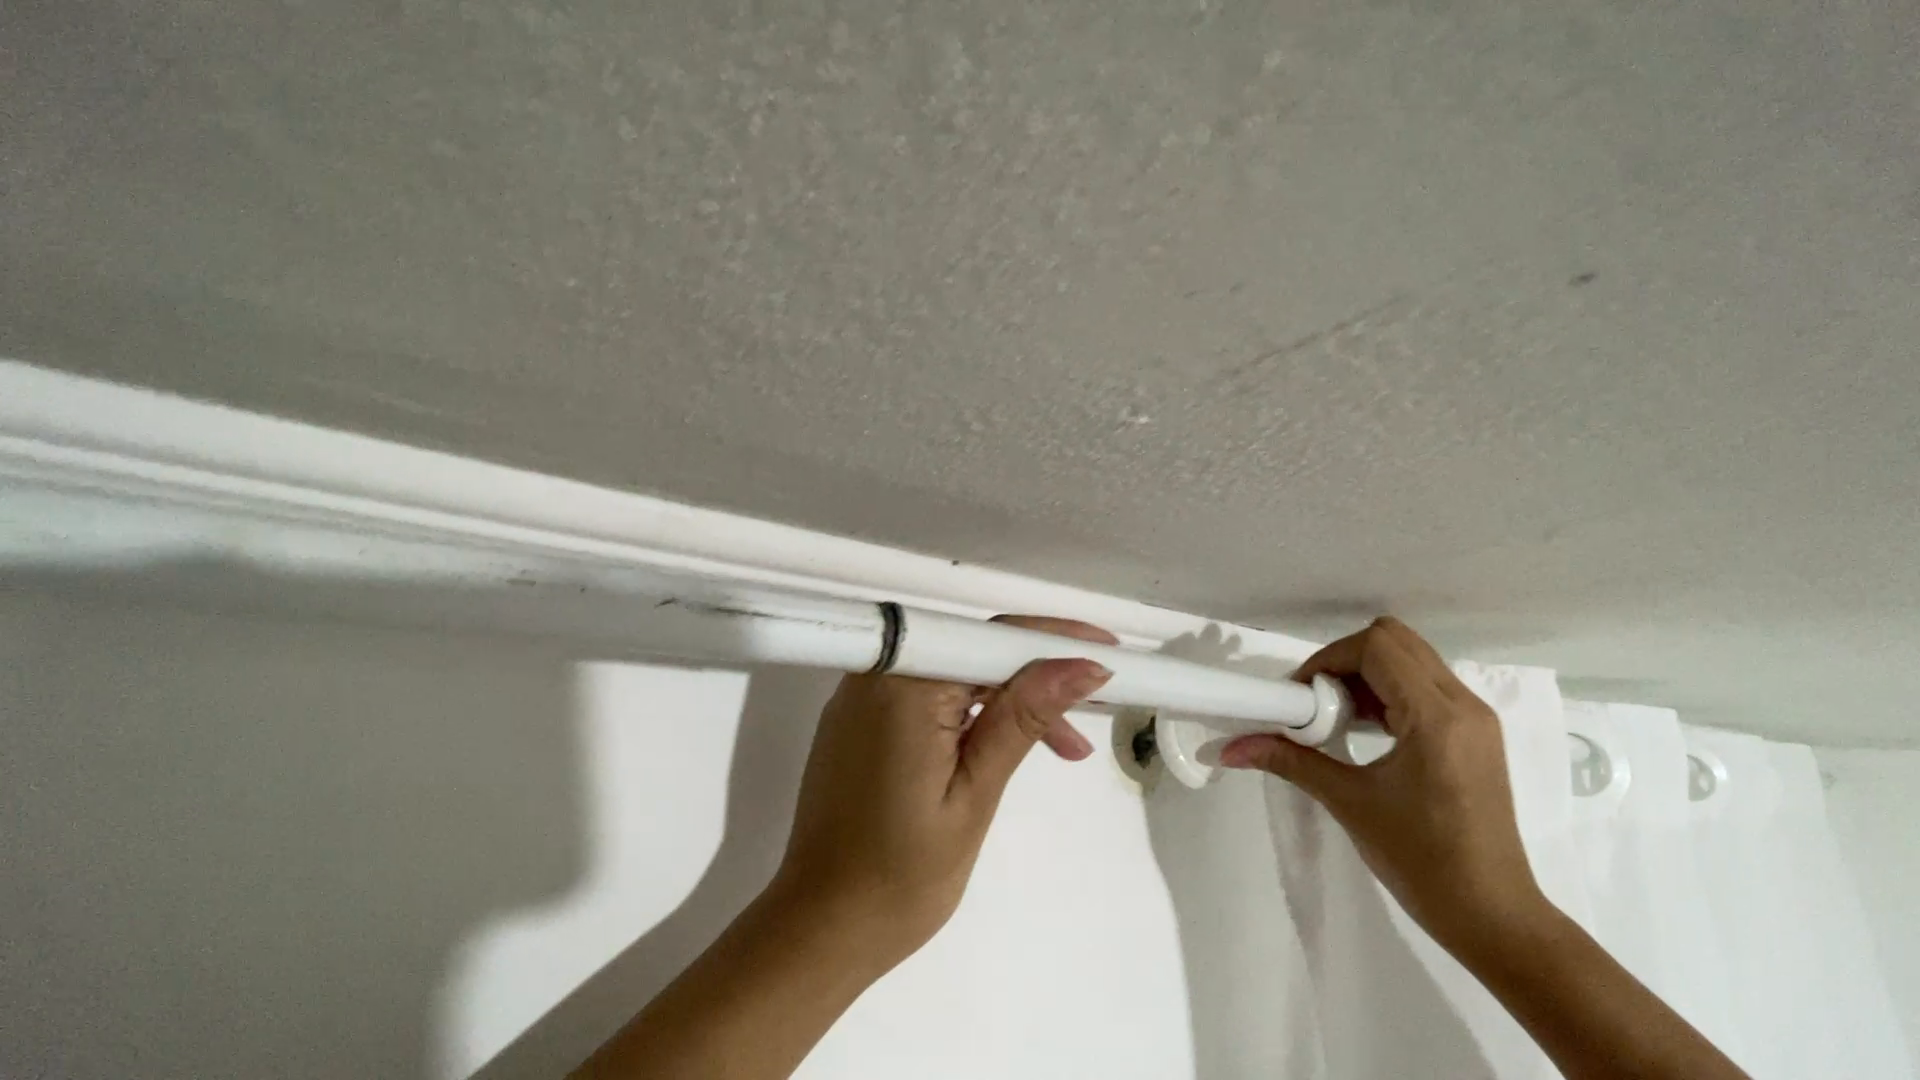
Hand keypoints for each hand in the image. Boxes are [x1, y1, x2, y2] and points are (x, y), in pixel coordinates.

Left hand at [768, 615, 1115, 969]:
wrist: (824, 928)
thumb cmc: (903, 875)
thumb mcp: (975, 794)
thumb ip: (1023, 720)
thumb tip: (1081, 665)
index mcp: (903, 686)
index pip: (990, 637)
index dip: (1053, 638)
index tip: (1107, 652)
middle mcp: (876, 677)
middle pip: (972, 651)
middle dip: (1037, 675)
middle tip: (1098, 708)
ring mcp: (863, 699)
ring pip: (955, 674)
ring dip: (1010, 699)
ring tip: (1068, 748)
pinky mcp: (861, 724)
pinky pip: (928, 696)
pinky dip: (973, 714)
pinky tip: (1008, 745)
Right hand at [1218, 616, 1548, 952]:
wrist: (1491, 913)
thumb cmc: (1420, 859)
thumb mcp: (1348, 803)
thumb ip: (1290, 761)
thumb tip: (1229, 749)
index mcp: (1436, 718)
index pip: (1377, 647)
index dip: (1328, 659)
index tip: (1301, 695)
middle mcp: (1464, 705)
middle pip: (1396, 640)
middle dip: (1345, 659)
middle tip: (1318, 701)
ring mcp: (1476, 718)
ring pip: (1414, 659)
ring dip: (1367, 675)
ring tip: (1339, 719)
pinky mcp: (1477, 734)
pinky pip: (1427, 686)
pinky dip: (1390, 692)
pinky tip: (1367, 733)